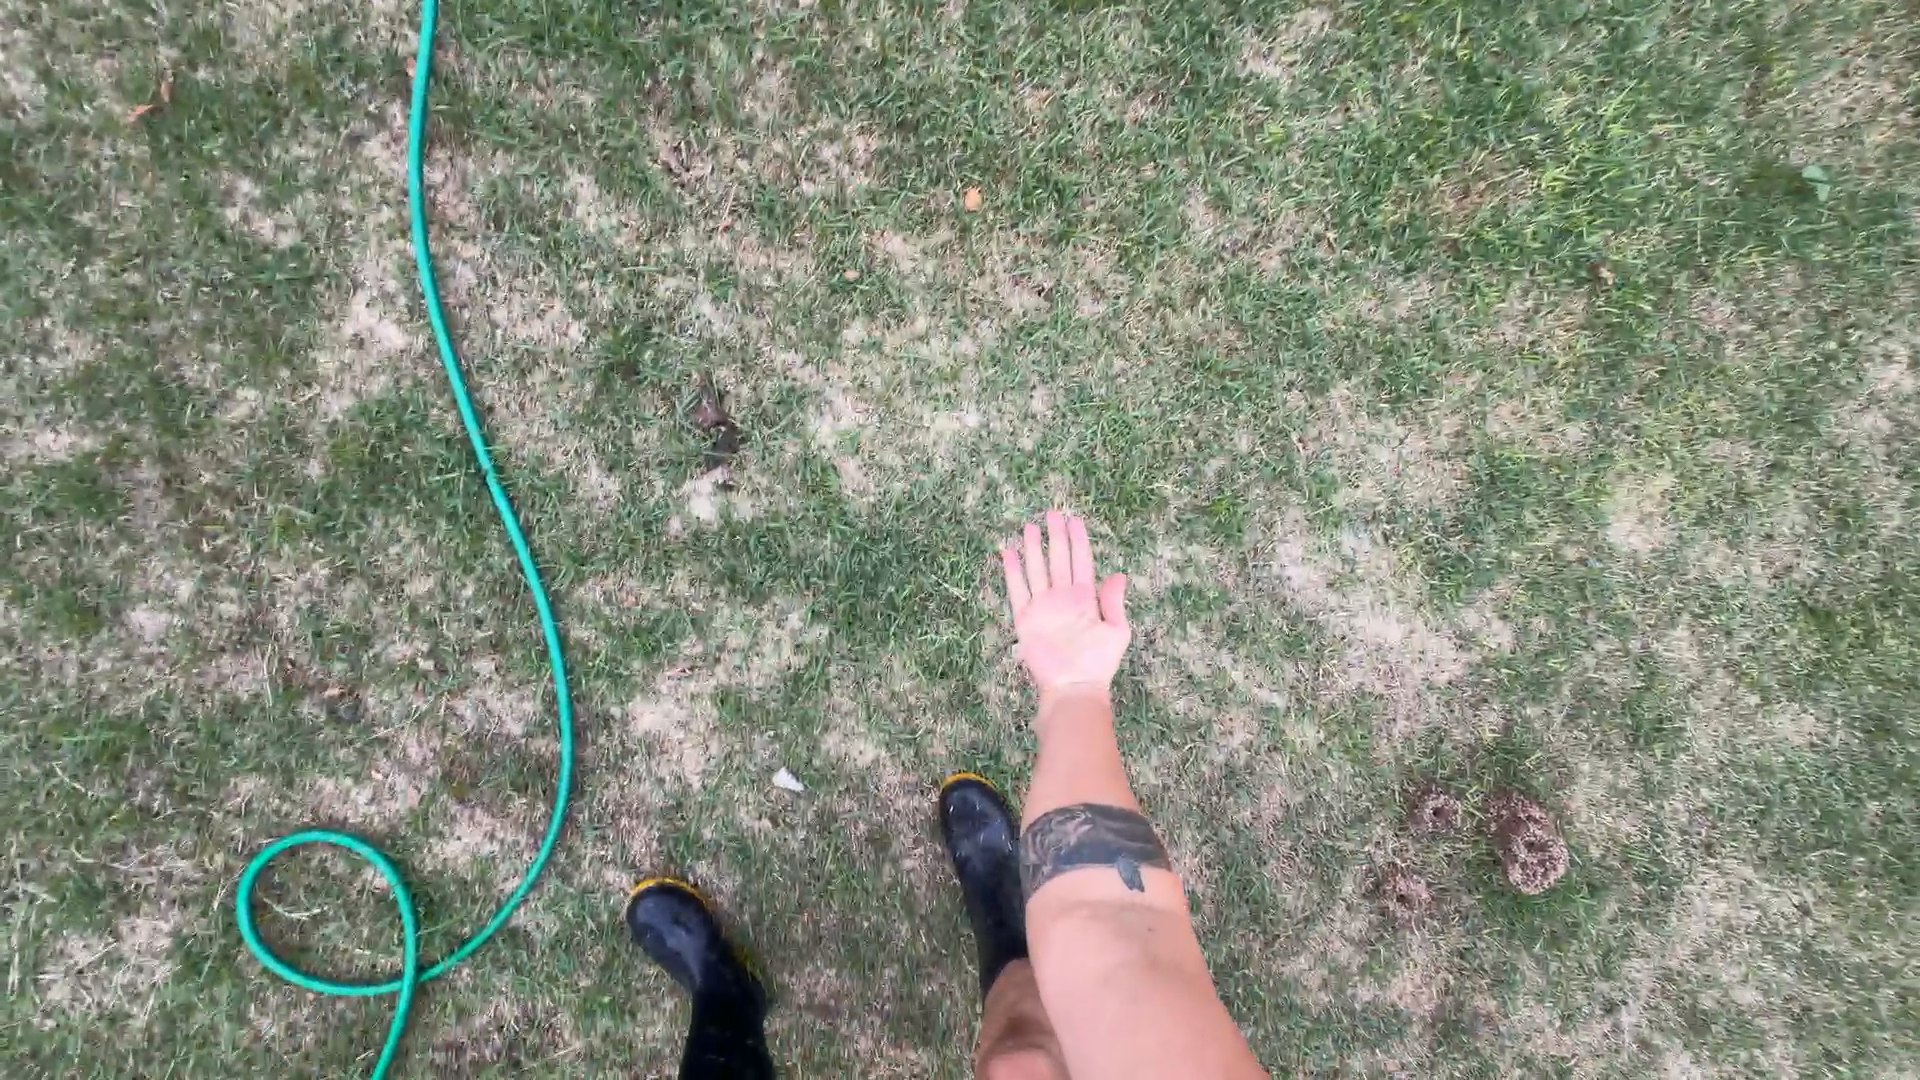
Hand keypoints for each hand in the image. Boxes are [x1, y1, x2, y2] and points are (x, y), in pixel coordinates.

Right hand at [999, 510, 1130, 698]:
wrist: (1074, 686)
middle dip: (1055, 536)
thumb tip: (1118, 576)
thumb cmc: (1098, 662)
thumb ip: (1114, 603)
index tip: (1074, 520)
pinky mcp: (1026, 618)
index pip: (1080, 561)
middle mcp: (1062, 596)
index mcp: (1085, 597)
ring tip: (1028, 527)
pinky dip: (1012, 572)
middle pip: (1057, 559)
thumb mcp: (1116, 631)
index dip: (1078, 540)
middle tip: (1052, 513)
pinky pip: (1017, 590)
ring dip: (1033, 548)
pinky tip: (1008, 553)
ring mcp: (1043, 606)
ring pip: (1036, 569)